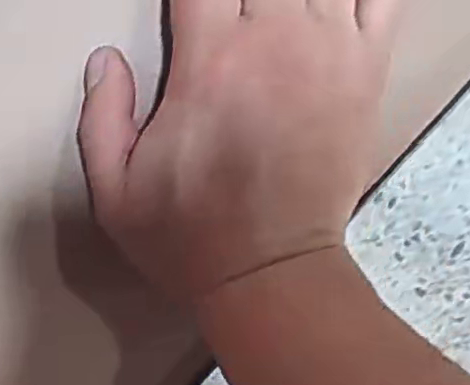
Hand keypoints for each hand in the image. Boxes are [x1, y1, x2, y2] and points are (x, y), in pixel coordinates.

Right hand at [77, 0, 398, 306]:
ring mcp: (331, 44)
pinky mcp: (367, 64)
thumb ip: (102, 123)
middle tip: (218, 17)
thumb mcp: (116, 199)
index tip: (178, 6)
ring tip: (260, 16)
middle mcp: (275, 37)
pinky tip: (318, 6)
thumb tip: (103, 61)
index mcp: (207, 65)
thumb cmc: (185, 239)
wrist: (264, 272)